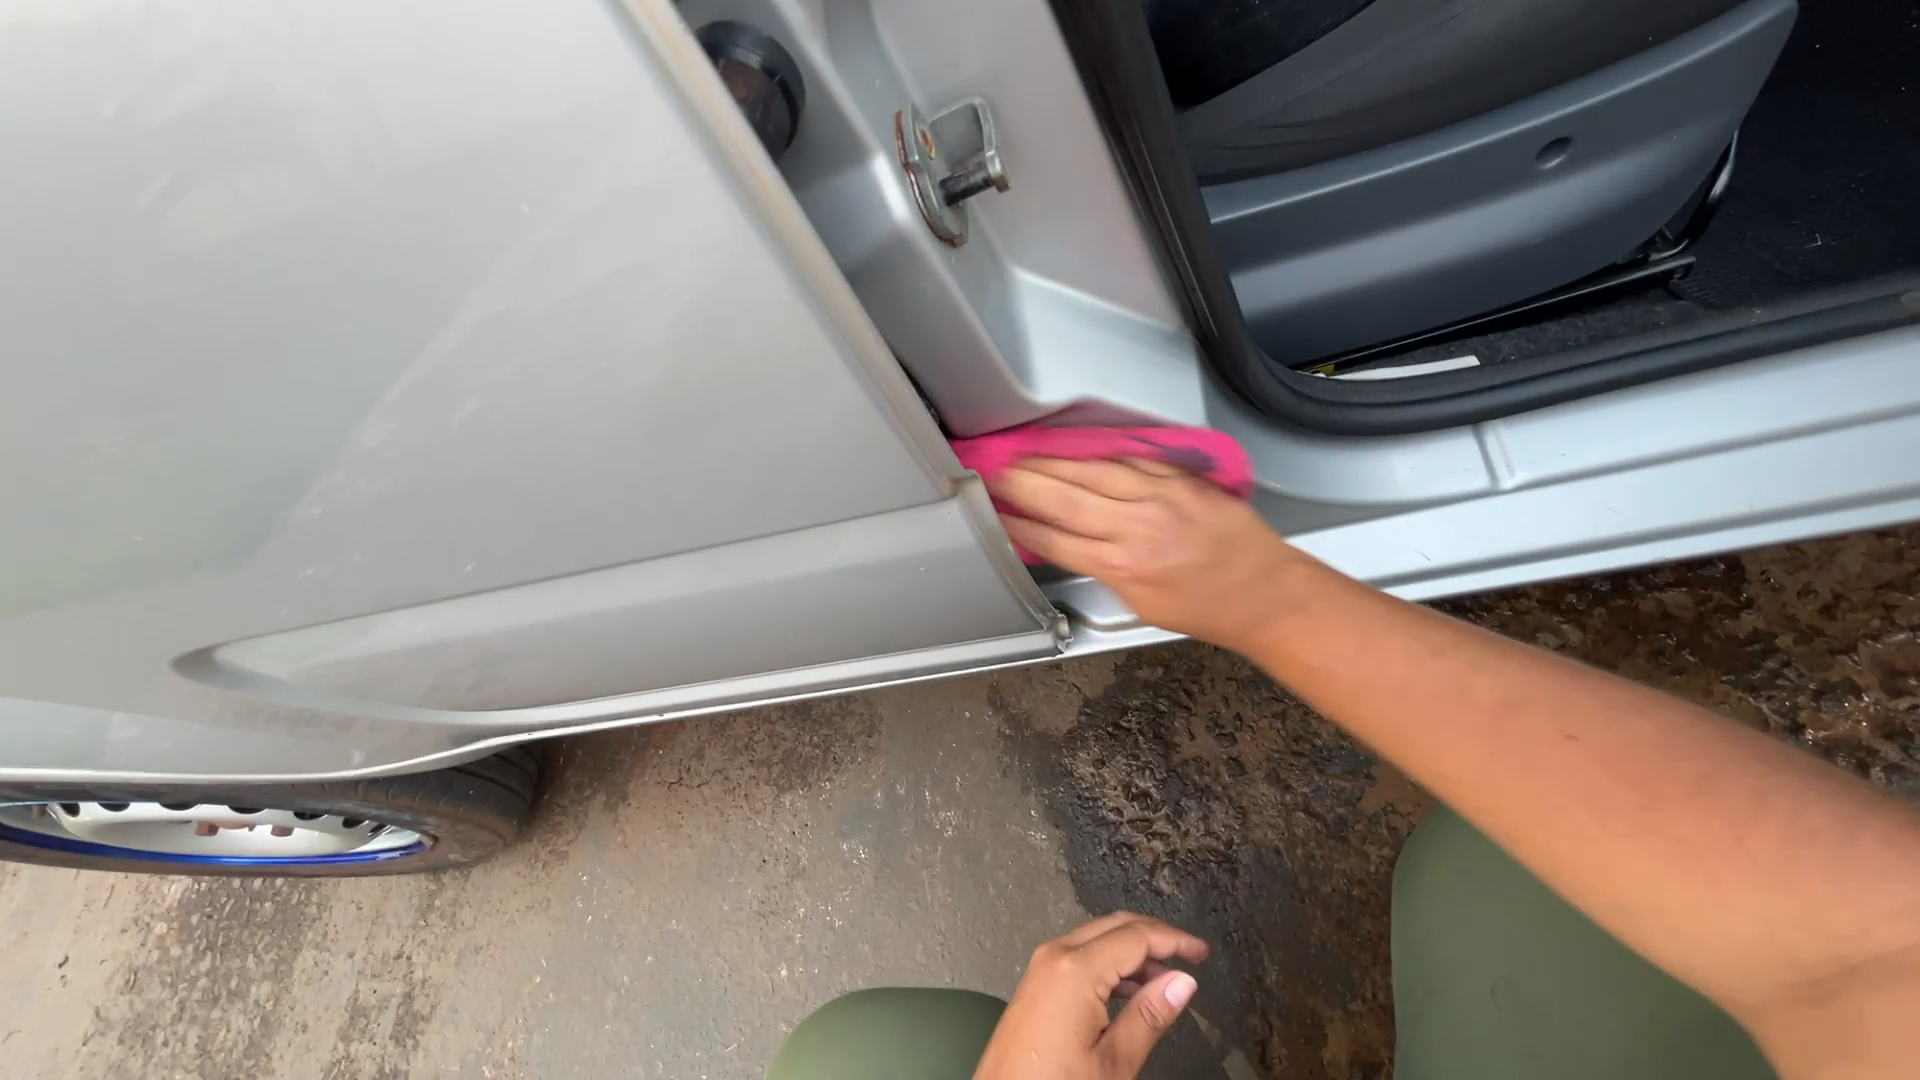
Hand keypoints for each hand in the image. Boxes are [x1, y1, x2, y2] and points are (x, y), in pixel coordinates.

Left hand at [974, 912, 1207, 1079]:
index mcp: (1077, 968)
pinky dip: (1111, 962)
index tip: (1203, 952)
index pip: (1135, 936)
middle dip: (1155, 935)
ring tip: (1168, 978)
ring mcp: (1043, 964)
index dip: (1173, 940)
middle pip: (1115, 925)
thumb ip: (1149, 1016)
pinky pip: (1081, 954)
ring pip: (1097, 937)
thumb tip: (1185, 980)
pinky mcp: (1037, 980)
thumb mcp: (1113, 1063)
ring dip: (1133, 949)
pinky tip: (1132, 989)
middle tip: (1191, 956)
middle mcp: (1057, 953)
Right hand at [986, 457, 1311, 651]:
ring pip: (1090, 472)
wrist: (1265, 592)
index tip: (996, 513)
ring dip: (1050, 463)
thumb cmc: (1205, 607)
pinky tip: (1073, 450)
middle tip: (993, 472)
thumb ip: (1102, 569)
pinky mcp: (1179, 478)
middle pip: (1063, 499)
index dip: (1020, 525)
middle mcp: (1135, 527)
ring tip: (1021, 456)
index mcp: (1121, 566)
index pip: (1054, 539)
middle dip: (1022, 484)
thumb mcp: (1141, 603)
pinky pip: (1127, 460)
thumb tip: (1066, 545)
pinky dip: (1095, 455)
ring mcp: (1158, 497)